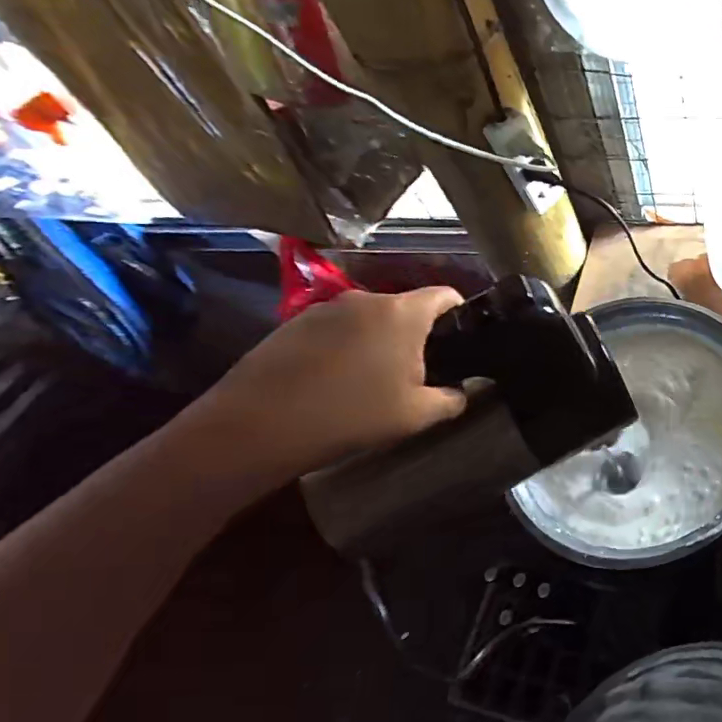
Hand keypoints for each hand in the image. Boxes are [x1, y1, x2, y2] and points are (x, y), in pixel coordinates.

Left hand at [186, 287, 469, 479]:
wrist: (258, 427)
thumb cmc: (352, 414)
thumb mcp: (416, 415)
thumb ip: (452, 399)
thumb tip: (463, 390)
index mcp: (403, 313)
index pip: (445, 295)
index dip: (459, 313)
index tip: (460, 341)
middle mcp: (366, 299)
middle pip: (405, 308)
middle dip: (415, 335)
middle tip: (414, 372)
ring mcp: (325, 308)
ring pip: (369, 318)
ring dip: (377, 340)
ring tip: (370, 379)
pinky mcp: (293, 323)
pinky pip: (336, 328)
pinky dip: (344, 347)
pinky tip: (334, 381)